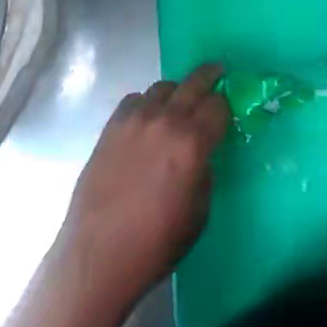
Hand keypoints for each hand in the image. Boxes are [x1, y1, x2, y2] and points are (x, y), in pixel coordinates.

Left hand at [57, 62, 229, 300]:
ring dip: (177, 91)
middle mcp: (166, 121)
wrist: (99, 254)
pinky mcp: (111, 126)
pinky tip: (147, 121)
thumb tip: (201, 154)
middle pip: (194, 82)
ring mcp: (135, 119)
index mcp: (193, 142)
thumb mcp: (199, 212)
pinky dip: (147, 103)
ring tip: (178, 104)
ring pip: (163, 86)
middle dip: (209, 76)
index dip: (226, 106)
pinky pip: (135, 99)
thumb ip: (205, 172)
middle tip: (216, 72)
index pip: (219, 105)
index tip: (227, 109)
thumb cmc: (157, 242)